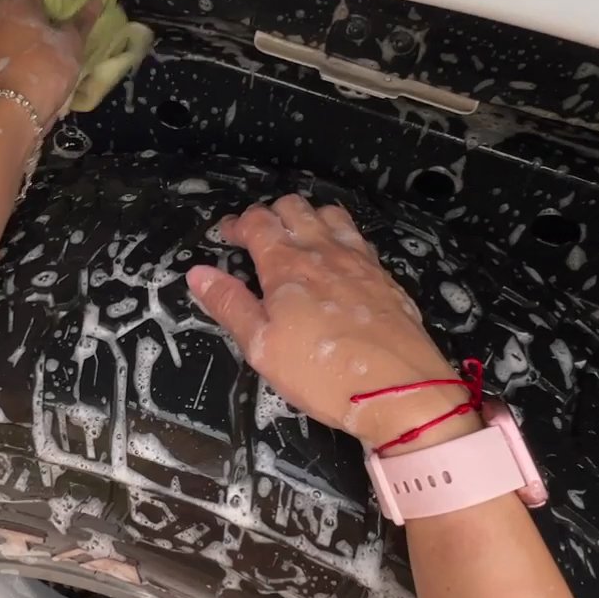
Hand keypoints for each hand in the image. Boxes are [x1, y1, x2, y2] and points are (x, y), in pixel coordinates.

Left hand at [0, 0, 99, 120]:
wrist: (16, 110)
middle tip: (64, 3)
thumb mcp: (71, 43)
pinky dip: (24, 36)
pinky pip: (10, 36)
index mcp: (16, 0)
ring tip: (55, 25)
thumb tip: (95, 1)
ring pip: (13, 16)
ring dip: (31, 18)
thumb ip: (82, 20)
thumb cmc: (45, 68)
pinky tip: (41, 45)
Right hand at [186, 196, 479, 452]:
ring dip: (307, 218)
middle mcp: (322, 251)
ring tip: (298, 242)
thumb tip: (197, 272)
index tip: (227, 236)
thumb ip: (229, 305)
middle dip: (270, 214)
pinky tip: (336, 262)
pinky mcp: (384, 275)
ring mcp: (358, 260)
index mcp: (286, 264)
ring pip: (328, 214)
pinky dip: (337, 236)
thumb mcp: (261, 347)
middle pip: (293, 206)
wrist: (401, 391)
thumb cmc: (320, 373)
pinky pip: (356, 237)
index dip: (237, 223)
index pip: (257, 222)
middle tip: (258, 239)